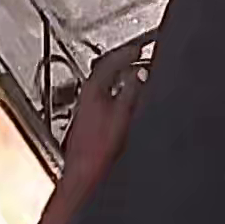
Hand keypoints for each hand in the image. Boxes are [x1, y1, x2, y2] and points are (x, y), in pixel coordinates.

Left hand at [59, 39, 148, 189]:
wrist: (83, 176)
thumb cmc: (99, 149)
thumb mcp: (123, 113)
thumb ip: (132, 89)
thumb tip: (140, 72)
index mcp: (92, 88)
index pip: (110, 61)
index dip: (126, 53)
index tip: (138, 48)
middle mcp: (85, 95)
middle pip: (105, 70)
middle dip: (122, 62)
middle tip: (137, 57)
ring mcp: (84, 108)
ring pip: (103, 84)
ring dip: (118, 77)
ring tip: (133, 75)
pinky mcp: (86, 120)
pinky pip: (102, 96)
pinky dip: (114, 91)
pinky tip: (123, 99)